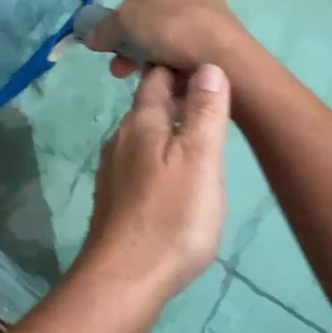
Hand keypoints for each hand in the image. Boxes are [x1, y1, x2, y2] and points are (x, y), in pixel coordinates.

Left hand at [74, 63, 230, 300]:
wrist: (126, 274)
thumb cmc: (172, 216)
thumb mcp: (200, 160)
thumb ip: (204, 112)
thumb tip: (208, 65)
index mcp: (142, 121)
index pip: (157, 77)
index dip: (180, 65)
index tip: (207, 58)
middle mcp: (122, 135)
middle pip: (151, 103)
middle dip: (178, 93)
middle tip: (215, 93)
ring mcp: (116, 165)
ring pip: (147, 131)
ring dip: (171, 124)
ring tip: (203, 128)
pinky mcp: (119, 192)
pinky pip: (143, 156)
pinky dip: (163, 150)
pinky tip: (180, 167)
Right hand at [88, 0, 255, 78]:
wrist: (226, 60)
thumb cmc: (170, 30)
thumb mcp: (123, 24)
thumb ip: (103, 29)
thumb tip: (91, 37)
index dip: (118, 18)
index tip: (113, 42)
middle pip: (151, 19)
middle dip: (132, 45)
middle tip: (122, 68)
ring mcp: (212, 15)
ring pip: (169, 38)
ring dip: (151, 58)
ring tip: (144, 80)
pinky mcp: (226, 40)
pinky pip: (190, 51)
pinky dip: (177, 64)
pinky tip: (172, 81)